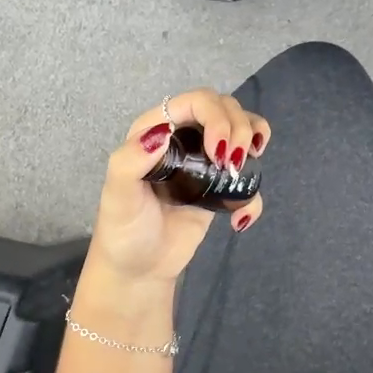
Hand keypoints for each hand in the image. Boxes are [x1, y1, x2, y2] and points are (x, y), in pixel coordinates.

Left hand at [88, 89, 270, 284]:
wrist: (139, 271)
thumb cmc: (123, 230)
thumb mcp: (118, 197)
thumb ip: (130, 162)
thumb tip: (162, 132)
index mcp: (158, 127)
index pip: (198, 101)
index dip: (216, 116)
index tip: (218, 151)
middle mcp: (184, 135)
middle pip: (226, 107)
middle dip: (239, 129)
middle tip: (233, 164)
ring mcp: (205, 158)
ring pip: (243, 126)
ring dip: (253, 141)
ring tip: (242, 170)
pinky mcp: (219, 184)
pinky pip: (249, 172)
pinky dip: (254, 191)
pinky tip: (242, 217)